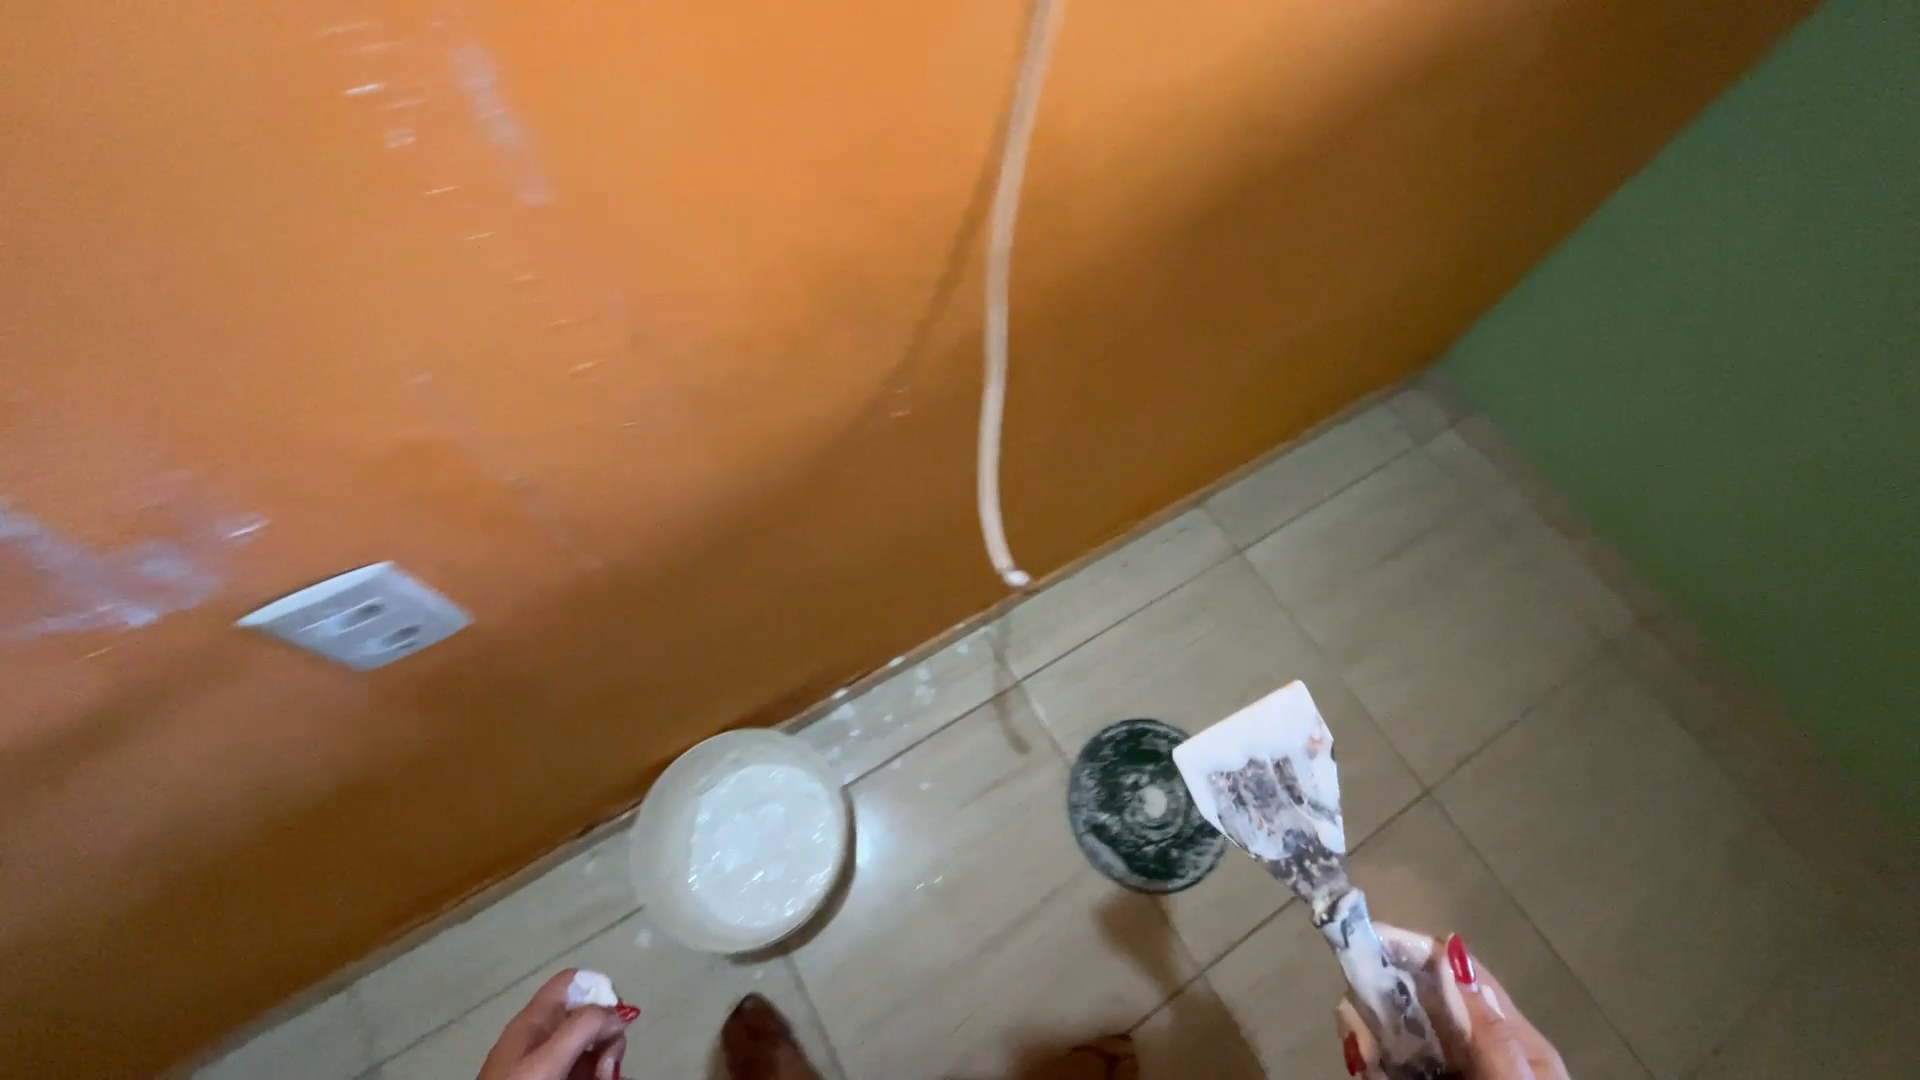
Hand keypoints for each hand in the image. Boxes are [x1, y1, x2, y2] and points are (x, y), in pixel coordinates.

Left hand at [477, 969, 633, 1079]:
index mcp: (534, 1020)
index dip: (598, 990)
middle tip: (607, 1066)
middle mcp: (543, 1036)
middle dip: (608, 1034)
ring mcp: (549, 1064)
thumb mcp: (545, 1062)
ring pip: (593, 1044)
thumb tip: (619, 1015)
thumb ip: (584, 1027)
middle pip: (589, 1014)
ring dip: (609, 1058)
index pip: (572, 981)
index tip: (612, 1018)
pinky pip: (589, 1069)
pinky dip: (604, 1073)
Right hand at [1335, 926, 1567, 1079]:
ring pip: (1390, 1023)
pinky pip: (1381, 1060)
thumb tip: (1452, 951)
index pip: (1456, 968)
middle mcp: (1474, 1046)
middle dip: (1377, 994)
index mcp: (1512, 1038)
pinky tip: (1364, 1067)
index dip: (1410, 945)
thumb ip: (1491, 1032)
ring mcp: (1443, 1070)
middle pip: (1414, 991)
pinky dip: (1366, 1059)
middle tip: (1357, 1020)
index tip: (1365, 939)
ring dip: (1365, 1029)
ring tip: (1362, 1057)